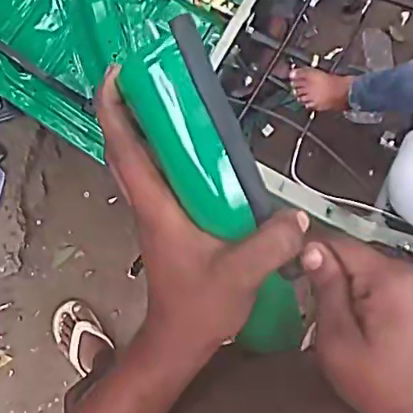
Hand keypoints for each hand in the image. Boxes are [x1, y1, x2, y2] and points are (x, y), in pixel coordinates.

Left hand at [97, 65, 308, 358]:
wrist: (179, 340)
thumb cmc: (198, 308)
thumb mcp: (240, 274)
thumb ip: (270, 244)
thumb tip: (297, 218)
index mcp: (156, 207)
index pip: (124, 148)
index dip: (115, 108)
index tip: (117, 72)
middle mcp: (148, 204)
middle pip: (123, 148)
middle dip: (124, 108)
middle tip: (143, 77)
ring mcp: (154, 214)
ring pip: (137, 163)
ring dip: (142, 130)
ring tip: (166, 101)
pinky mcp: (166, 224)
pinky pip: (158, 180)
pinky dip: (164, 156)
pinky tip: (193, 151)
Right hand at [300, 237, 412, 412]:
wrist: (411, 407)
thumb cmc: (371, 380)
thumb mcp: (337, 337)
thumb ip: (326, 288)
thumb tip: (310, 247)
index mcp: (387, 277)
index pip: (337, 243)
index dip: (307, 251)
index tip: (284, 268)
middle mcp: (402, 267)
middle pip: (348, 251)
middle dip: (321, 265)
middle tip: (297, 292)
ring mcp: (408, 276)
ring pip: (355, 261)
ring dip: (333, 276)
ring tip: (314, 301)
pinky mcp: (406, 287)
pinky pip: (368, 273)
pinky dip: (349, 284)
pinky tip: (337, 306)